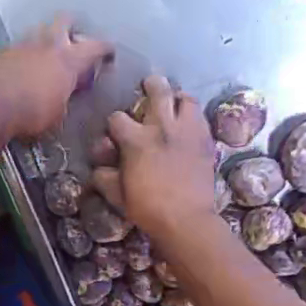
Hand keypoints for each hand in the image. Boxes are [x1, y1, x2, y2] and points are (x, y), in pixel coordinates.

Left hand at [0, 17, 113, 137]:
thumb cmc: (32, 113)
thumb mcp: (59, 112)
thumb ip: (66, 95)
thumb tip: (64, 93)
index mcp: (69, 59)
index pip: (96, 47)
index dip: (105, 49)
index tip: (109, 54)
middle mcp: (48, 44)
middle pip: (65, 20)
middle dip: (72, 27)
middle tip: (73, 40)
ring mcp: (23, 45)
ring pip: (39, 31)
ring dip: (45, 40)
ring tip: (45, 56)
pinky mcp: (3, 52)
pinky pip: (18, 48)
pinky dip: (24, 55)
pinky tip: (22, 68)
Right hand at [90, 76, 220, 242]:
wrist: (186, 220)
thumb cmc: (147, 208)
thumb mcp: (117, 194)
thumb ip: (105, 177)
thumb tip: (99, 169)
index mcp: (135, 140)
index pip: (117, 118)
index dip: (114, 124)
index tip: (116, 132)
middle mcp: (162, 127)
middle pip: (158, 91)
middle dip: (151, 85)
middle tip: (149, 85)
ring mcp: (188, 131)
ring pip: (186, 98)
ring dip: (178, 98)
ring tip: (175, 104)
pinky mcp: (206, 140)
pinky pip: (201, 117)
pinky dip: (193, 116)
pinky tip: (188, 126)